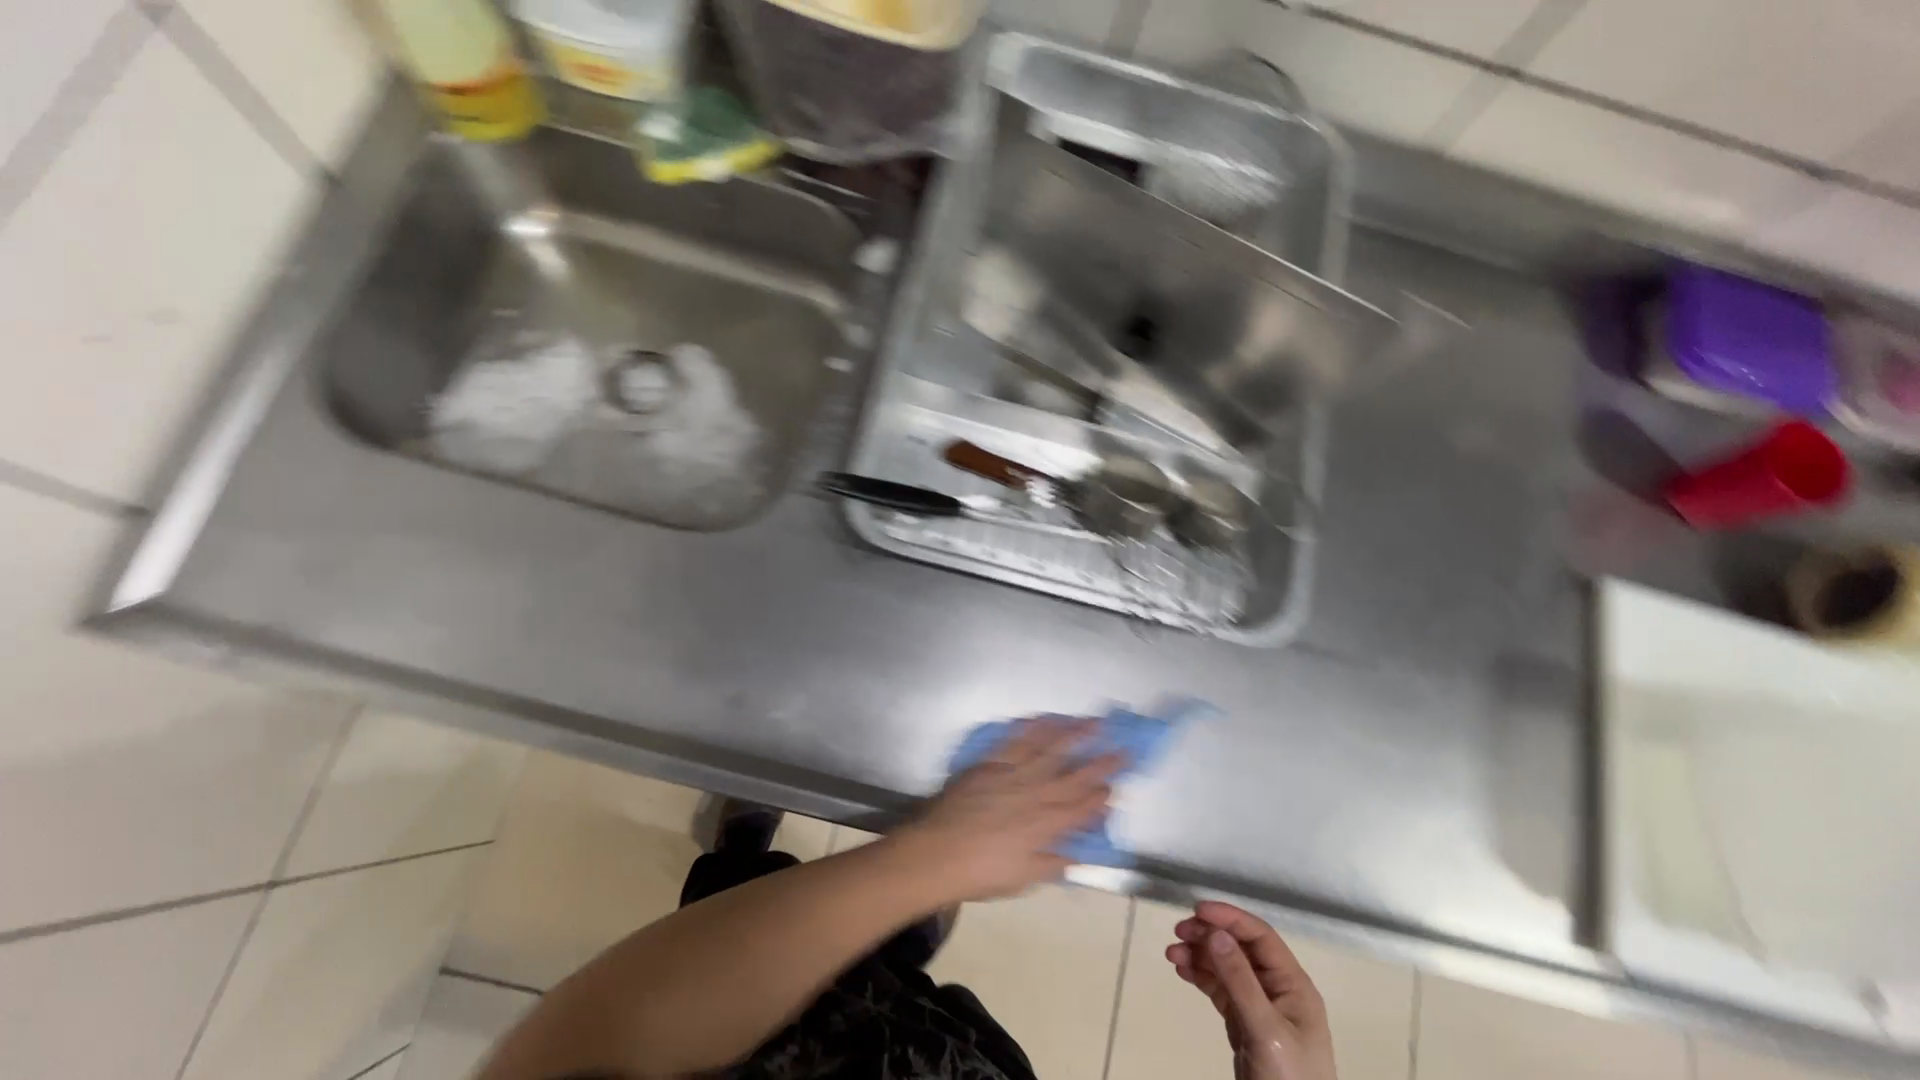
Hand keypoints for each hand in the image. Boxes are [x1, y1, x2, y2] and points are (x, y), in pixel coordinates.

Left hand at [892, 716, 1123, 902]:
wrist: (936, 853)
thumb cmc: (980, 872)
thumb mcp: (1023, 878)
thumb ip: (1052, 863)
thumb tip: (1076, 856)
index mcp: (1046, 825)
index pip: (1082, 808)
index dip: (1101, 798)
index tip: (1116, 788)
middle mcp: (1036, 794)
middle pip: (1075, 775)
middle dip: (1102, 762)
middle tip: (1125, 749)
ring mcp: (1013, 774)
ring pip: (1050, 749)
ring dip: (1075, 734)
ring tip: (1095, 722)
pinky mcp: (990, 763)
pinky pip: (1016, 739)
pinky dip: (1034, 727)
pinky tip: (1046, 718)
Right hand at [1166, 902, 1337, 1079]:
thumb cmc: (1289, 1078)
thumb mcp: (1265, 1029)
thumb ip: (1240, 981)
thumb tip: (1216, 933)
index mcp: (1293, 985)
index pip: (1261, 937)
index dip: (1230, 918)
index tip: (1197, 910)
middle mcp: (1278, 989)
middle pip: (1241, 948)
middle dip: (1210, 935)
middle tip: (1177, 932)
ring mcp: (1260, 1006)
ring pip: (1227, 967)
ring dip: (1200, 955)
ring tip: (1171, 954)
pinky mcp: (1244, 1023)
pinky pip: (1220, 989)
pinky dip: (1201, 977)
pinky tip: (1182, 970)